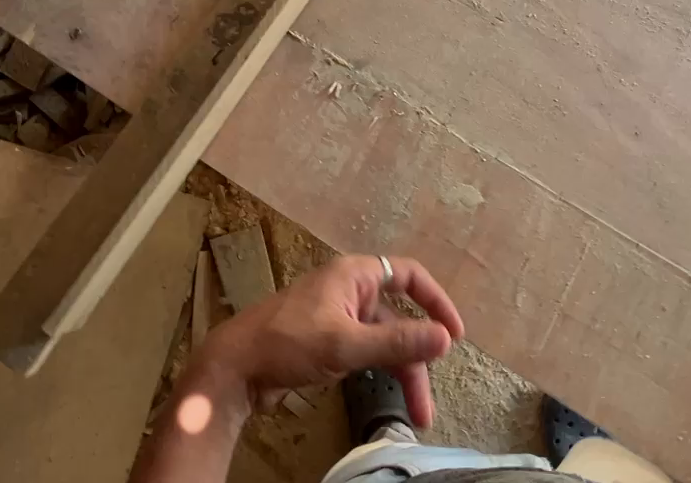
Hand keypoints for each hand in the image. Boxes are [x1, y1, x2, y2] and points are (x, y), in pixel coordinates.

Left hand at [195, 254, 464, 428]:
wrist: (236, 366)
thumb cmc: (288, 343)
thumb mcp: (346, 344)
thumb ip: (396, 343)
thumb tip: (444, 338)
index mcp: (354, 274)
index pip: (408, 275)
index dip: (435, 300)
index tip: (454, 335)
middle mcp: (349, 289)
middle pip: (398, 316)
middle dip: (416, 356)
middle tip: (428, 399)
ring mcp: (337, 315)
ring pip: (383, 340)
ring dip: (400, 372)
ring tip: (415, 415)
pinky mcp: (327, 340)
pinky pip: (366, 351)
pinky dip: (380, 372)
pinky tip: (387, 396)